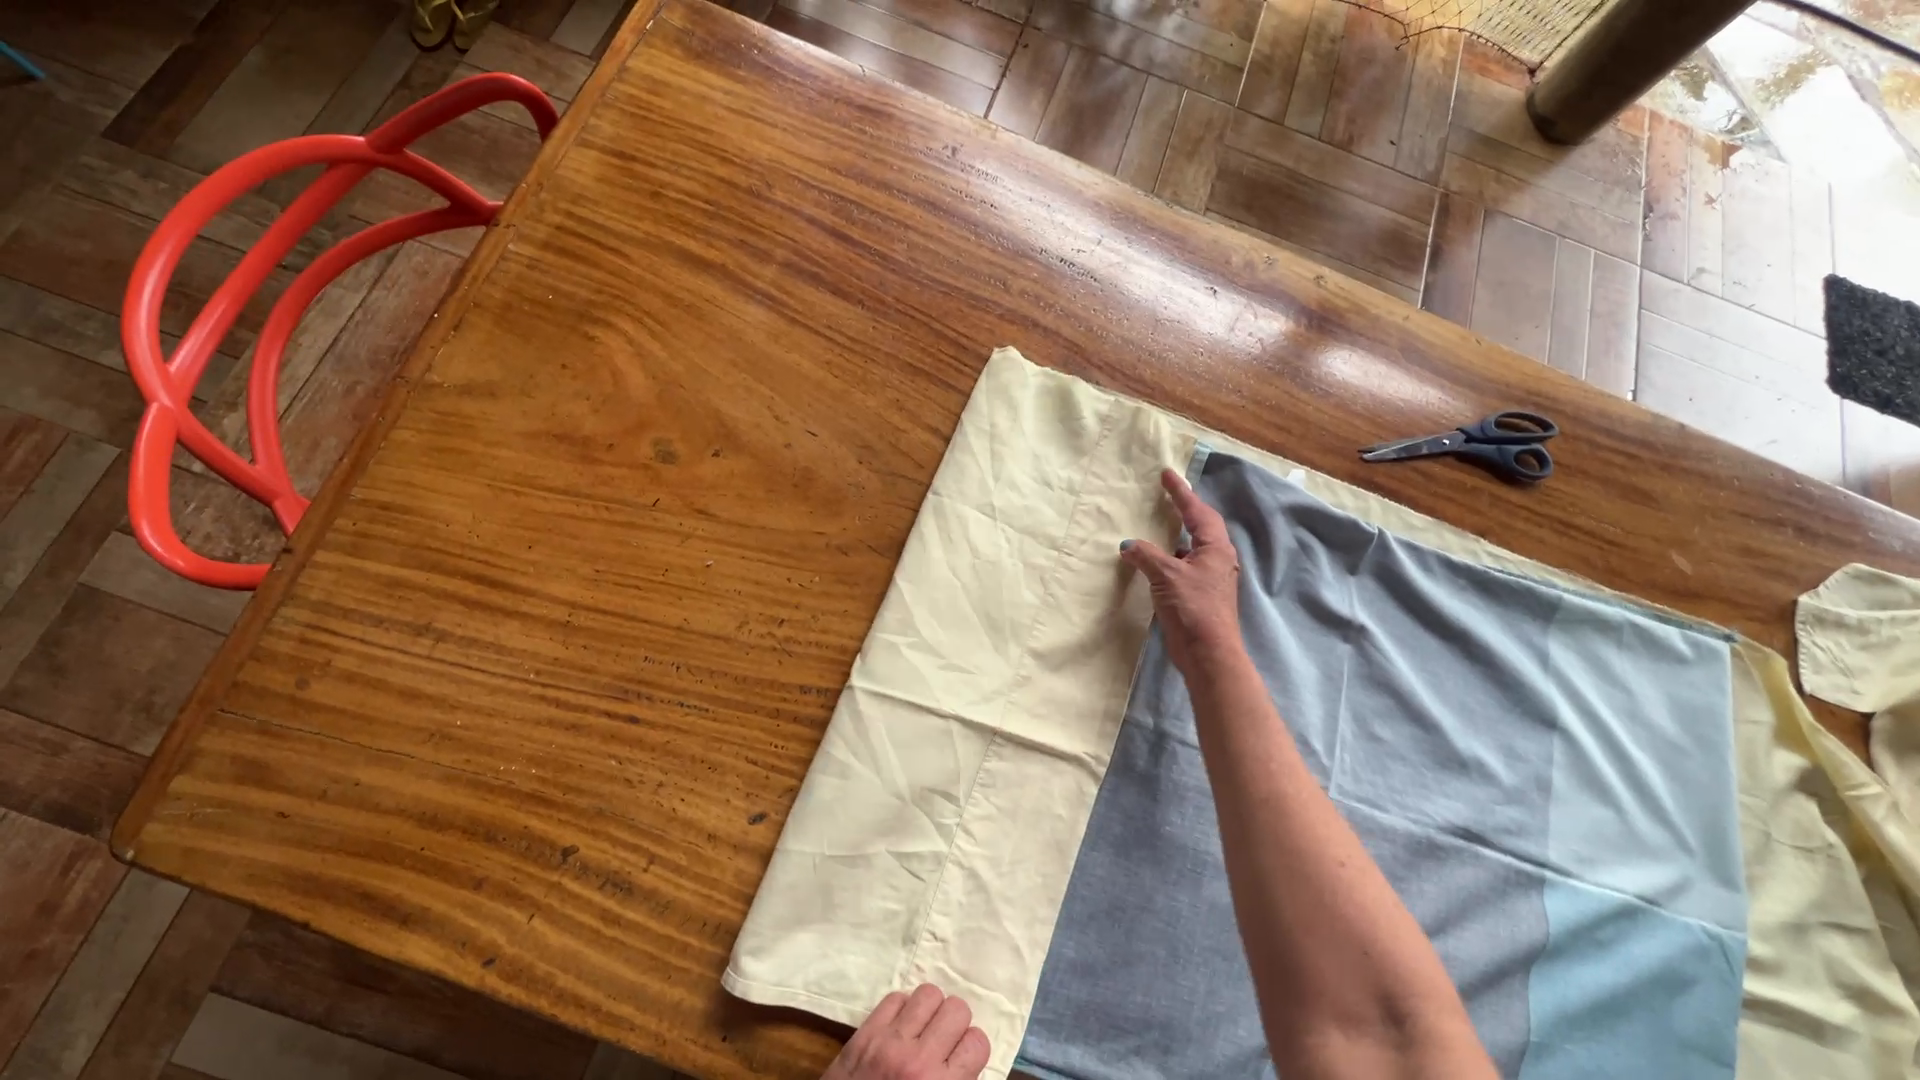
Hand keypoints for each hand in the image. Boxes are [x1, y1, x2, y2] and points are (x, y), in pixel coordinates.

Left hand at [822, 984, 990, 1079]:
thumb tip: (965, 1057)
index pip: (977, 1041)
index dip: (971, 1046)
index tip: (961, 1054)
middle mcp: (919, 1059)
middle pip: (957, 1009)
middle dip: (954, 1022)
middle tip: (942, 1039)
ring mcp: (890, 1041)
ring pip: (929, 993)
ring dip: (930, 1009)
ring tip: (921, 1027)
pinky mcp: (866, 1032)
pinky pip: (895, 997)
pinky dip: (901, 1008)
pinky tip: (899, 1027)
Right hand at [1121, 468, 1242, 673]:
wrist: (1208, 653)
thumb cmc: (1192, 607)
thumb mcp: (1166, 575)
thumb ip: (1145, 555)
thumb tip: (1128, 545)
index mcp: (1215, 547)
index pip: (1197, 511)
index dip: (1180, 492)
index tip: (1167, 474)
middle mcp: (1218, 559)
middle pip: (1201, 527)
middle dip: (1185, 511)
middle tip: (1167, 496)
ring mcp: (1211, 579)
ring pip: (1193, 549)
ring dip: (1176, 537)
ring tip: (1158, 527)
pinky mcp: (1201, 596)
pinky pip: (1185, 567)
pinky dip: (1171, 559)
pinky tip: (1155, 563)